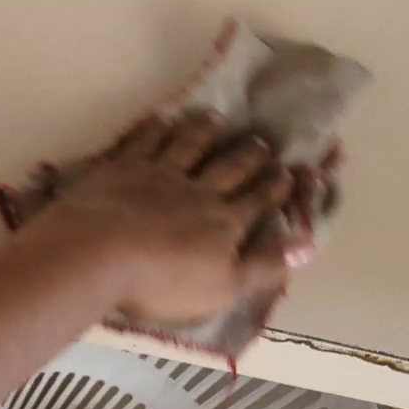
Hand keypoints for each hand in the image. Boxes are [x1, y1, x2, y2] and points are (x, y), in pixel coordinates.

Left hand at [19, 111, 293, 326]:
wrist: (99, 255)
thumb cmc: (161, 282)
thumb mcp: (219, 288)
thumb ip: (262, 268)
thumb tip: (308, 248)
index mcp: (222, 224)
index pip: (256, 202)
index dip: (273, 189)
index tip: (288, 173)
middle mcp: (195, 192)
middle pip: (228, 168)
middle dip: (249, 155)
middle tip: (263, 142)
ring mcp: (156, 176)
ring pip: (187, 146)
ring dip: (204, 132)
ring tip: (217, 120)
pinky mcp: (118, 170)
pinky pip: (141, 143)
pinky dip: (154, 130)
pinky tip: (158, 120)